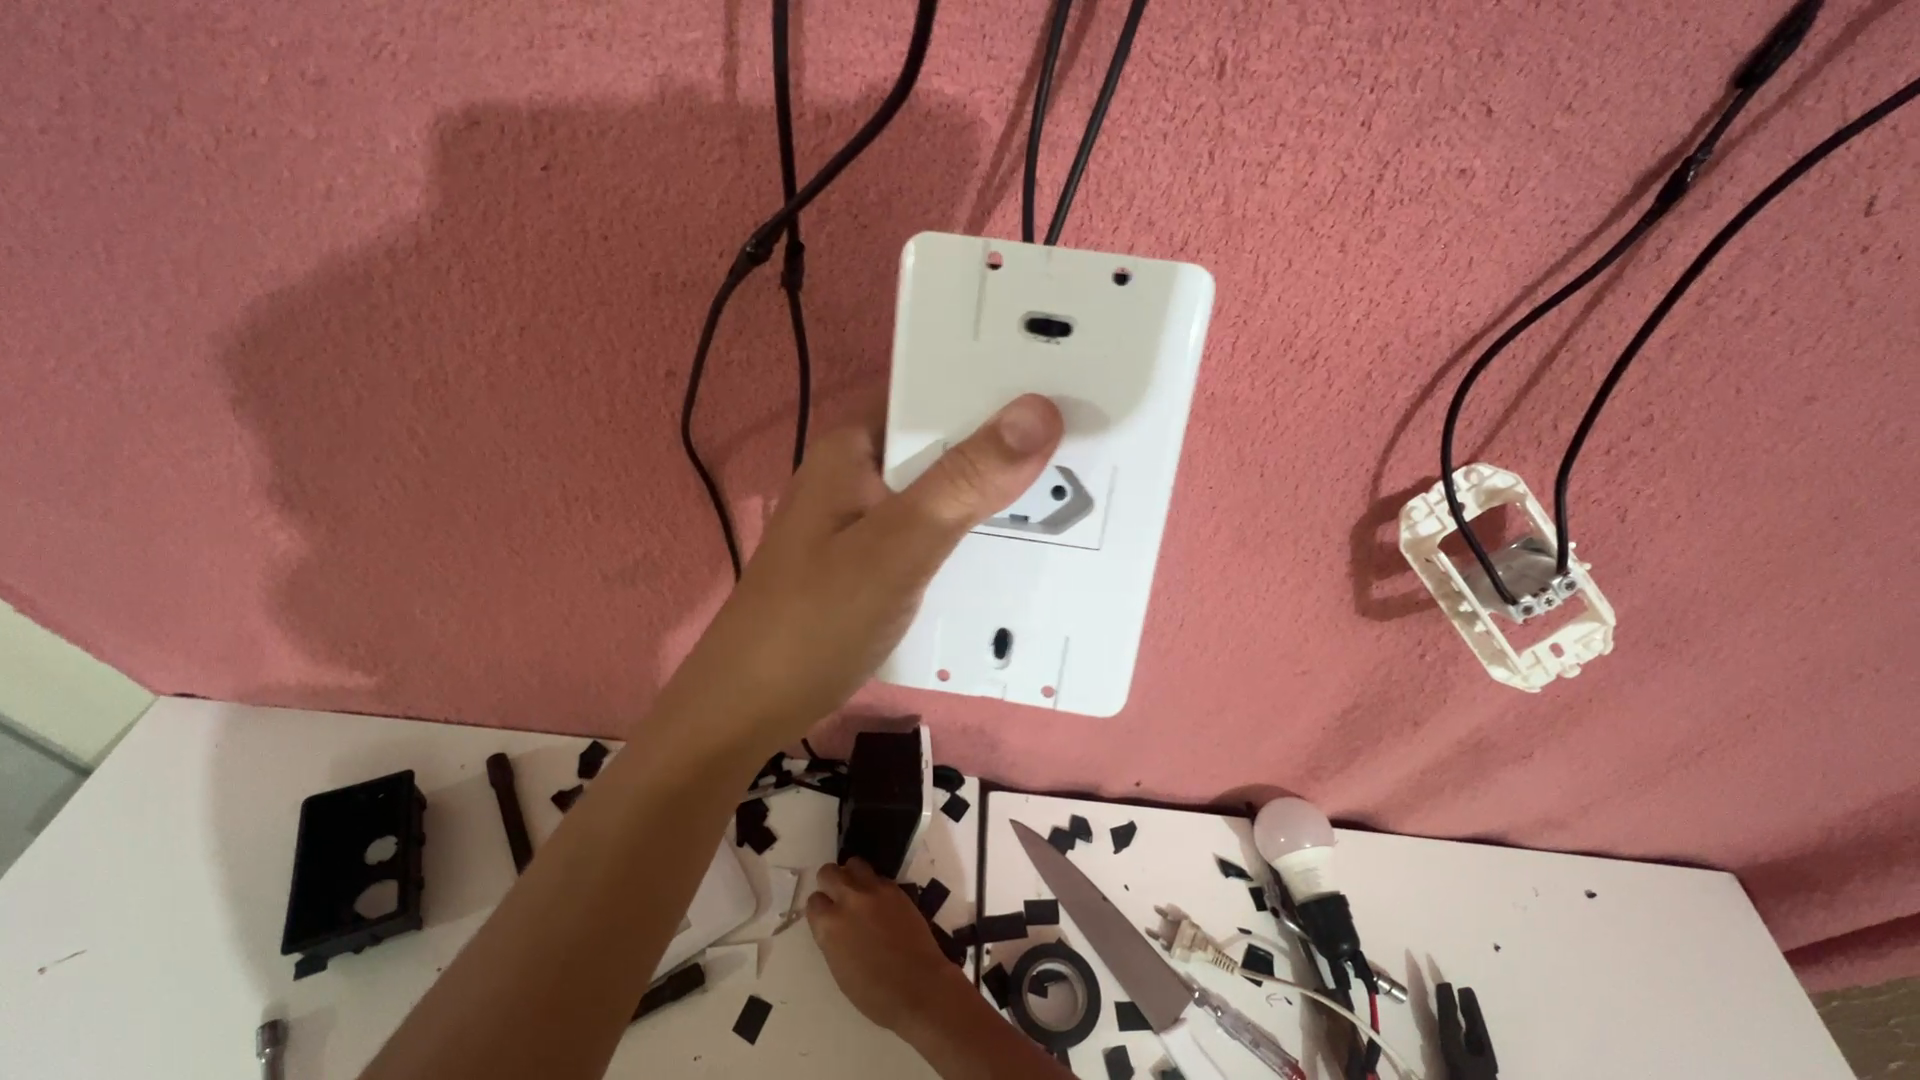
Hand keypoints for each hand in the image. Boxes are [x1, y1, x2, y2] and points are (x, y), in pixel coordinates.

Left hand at [658, 394, 1063, 743]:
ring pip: (943, 486)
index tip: (1069, 384)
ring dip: (992, 487)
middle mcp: (860, 472)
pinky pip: (935, 527)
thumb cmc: (815, 622)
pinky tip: (1016, 539)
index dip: (994, 383)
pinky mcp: (875, 560)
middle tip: (1088, 437)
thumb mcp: (898, 546)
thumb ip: (965, 481)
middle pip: (943, 438)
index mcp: (853, 446)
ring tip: (1074, 481)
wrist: (751, 707)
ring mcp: (867, 518)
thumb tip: (1040, 410)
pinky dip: (971, 528)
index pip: (933, 387)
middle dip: (1004, 439)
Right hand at [807, 858, 971, 1034]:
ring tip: (858, 891)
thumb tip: (834, 925)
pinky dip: (875, 884)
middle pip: (829, 872)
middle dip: (830, 882)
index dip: (819, 908)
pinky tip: (880, 901)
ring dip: (852, 875)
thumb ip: (832, 939)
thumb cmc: (875, 993)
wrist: (919, 986)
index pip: (814, 901)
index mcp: (829, 926)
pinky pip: (878, 876)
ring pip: (855, 864)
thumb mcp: (839, 969)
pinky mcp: (896, 889)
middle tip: (837, 896)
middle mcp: (849, 900)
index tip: (825, 916)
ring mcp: (875, 891)